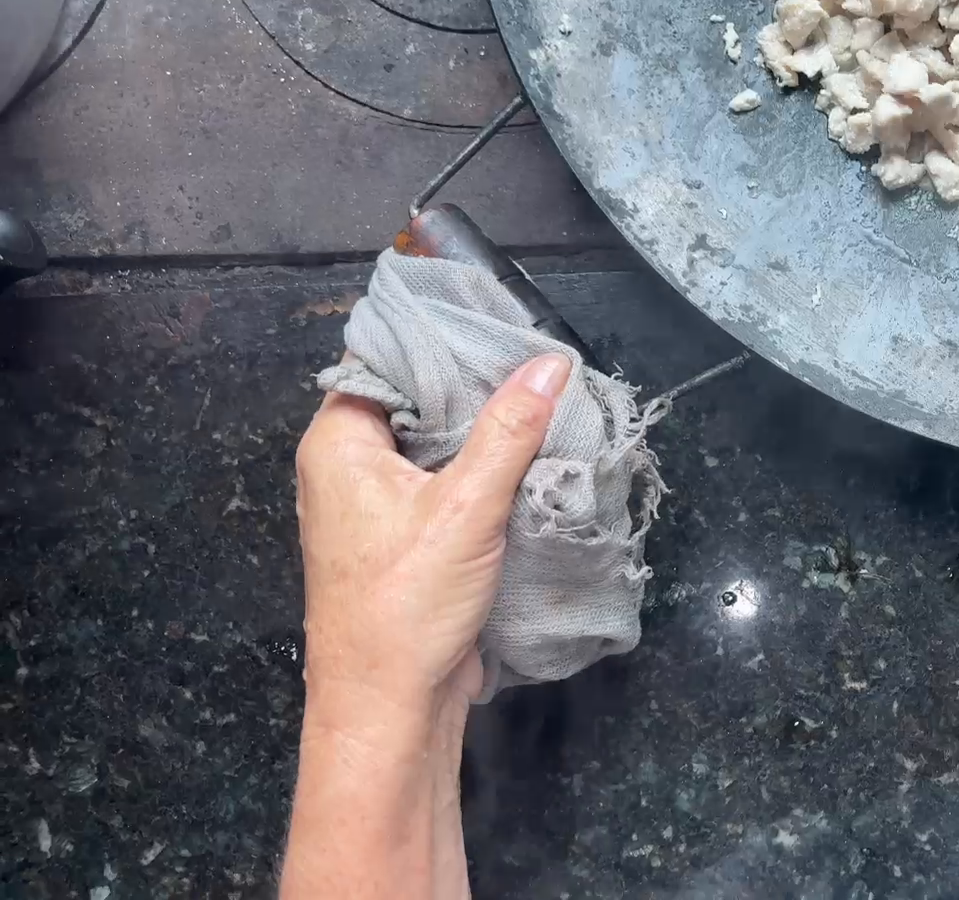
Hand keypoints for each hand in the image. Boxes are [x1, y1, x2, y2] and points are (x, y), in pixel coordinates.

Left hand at [294, 352, 570, 711]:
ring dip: (490, 424)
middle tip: (540, 359)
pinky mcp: (413, 527)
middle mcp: (353, 465)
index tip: (502, 326)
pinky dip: (491, 459)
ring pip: (440, 438)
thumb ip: (510, 430)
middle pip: (418, 399)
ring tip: (548, 395)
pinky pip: (453, 473)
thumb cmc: (409, 599)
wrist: (395, 700)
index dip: (441, 342)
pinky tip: (537, 449)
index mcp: (339, 446)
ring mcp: (383, 498)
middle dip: (478, 382)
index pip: (386, 365)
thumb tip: (551, 363)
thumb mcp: (466, 505)